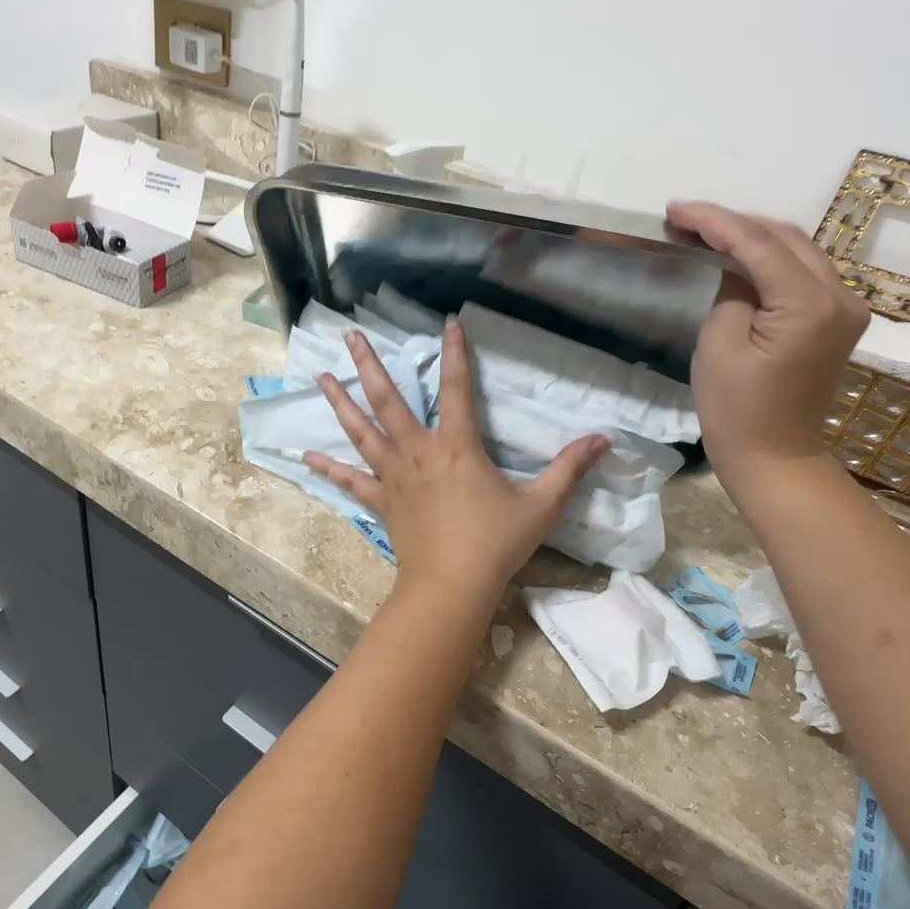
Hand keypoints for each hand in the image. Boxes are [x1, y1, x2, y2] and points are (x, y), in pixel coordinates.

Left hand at [303, 322, 608, 608]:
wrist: (452, 585)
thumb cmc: (495, 543)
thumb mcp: (541, 505)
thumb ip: (569, 469)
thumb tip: (603, 439)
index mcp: (457, 447)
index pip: (458, 389)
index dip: (456, 354)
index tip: (448, 323)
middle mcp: (419, 452)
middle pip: (388, 401)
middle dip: (369, 365)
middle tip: (349, 336)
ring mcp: (394, 476)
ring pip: (362, 432)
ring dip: (341, 403)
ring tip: (322, 377)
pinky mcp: (381, 501)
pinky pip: (351, 480)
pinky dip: (329, 467)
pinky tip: (305, 456)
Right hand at [668, 201, 869, 478]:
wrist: (775, 456)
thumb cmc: (738, 409)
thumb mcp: (719, 345)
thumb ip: (730, 293)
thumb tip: (734, 271)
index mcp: (810, 303)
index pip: (758, 244)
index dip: (713, 222)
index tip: (674, 209)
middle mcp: (841, 295)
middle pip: (784, 238)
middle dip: (733, 224)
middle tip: (683, 219)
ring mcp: (845, 308)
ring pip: (797, 250)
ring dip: (752, 238)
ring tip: (705, 233)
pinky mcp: (837, 321)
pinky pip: (803, 273)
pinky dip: (769, 259)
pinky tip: (738, 257)